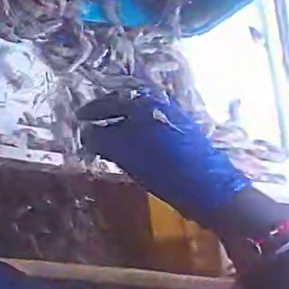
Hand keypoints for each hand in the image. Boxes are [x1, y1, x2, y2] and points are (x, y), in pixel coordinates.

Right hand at [75, 87, 249, 225]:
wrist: (210, 189)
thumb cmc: (162, 166)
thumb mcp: (124, 152)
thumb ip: (101, 138)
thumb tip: (86, 132)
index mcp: (146, 104)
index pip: (111, 99)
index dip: (92, 109)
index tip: (78, 118)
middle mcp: (161, 108)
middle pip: (127, 107)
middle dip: (106, 117)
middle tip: (89, 127)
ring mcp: (175, 122)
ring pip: (139, 120)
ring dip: (120, 128)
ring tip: (104, 141)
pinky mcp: (182, 139)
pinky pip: (149, 132)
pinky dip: (134, 138)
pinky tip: (127, 152)